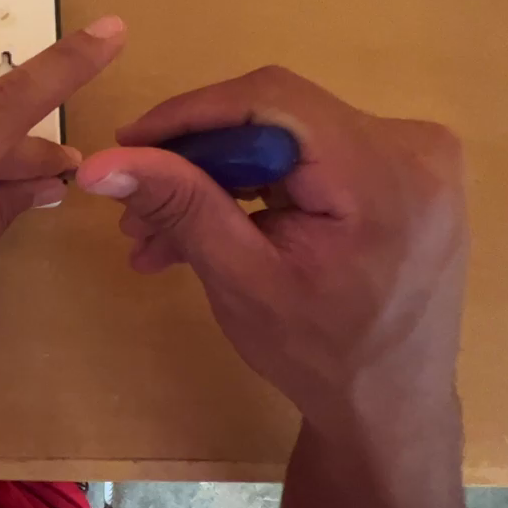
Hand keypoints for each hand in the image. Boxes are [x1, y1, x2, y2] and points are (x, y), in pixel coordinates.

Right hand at [76, 66, 467, 435]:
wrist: (387, 405)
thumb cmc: (318, 354)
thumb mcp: (238, 277)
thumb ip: (177, 206)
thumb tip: (99, 165)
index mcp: (382, 170)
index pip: (270, 101)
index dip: (188, 113)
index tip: (125, 145)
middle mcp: (409, 145)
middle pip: (270, 123)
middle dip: (190, 164)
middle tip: (131, 212)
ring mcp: (405, 160)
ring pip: (276, 146)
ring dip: (208, 185)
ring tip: (152, 237)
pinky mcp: (391, 177)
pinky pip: (297, 166)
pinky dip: (242, 195)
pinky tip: (195, 235)